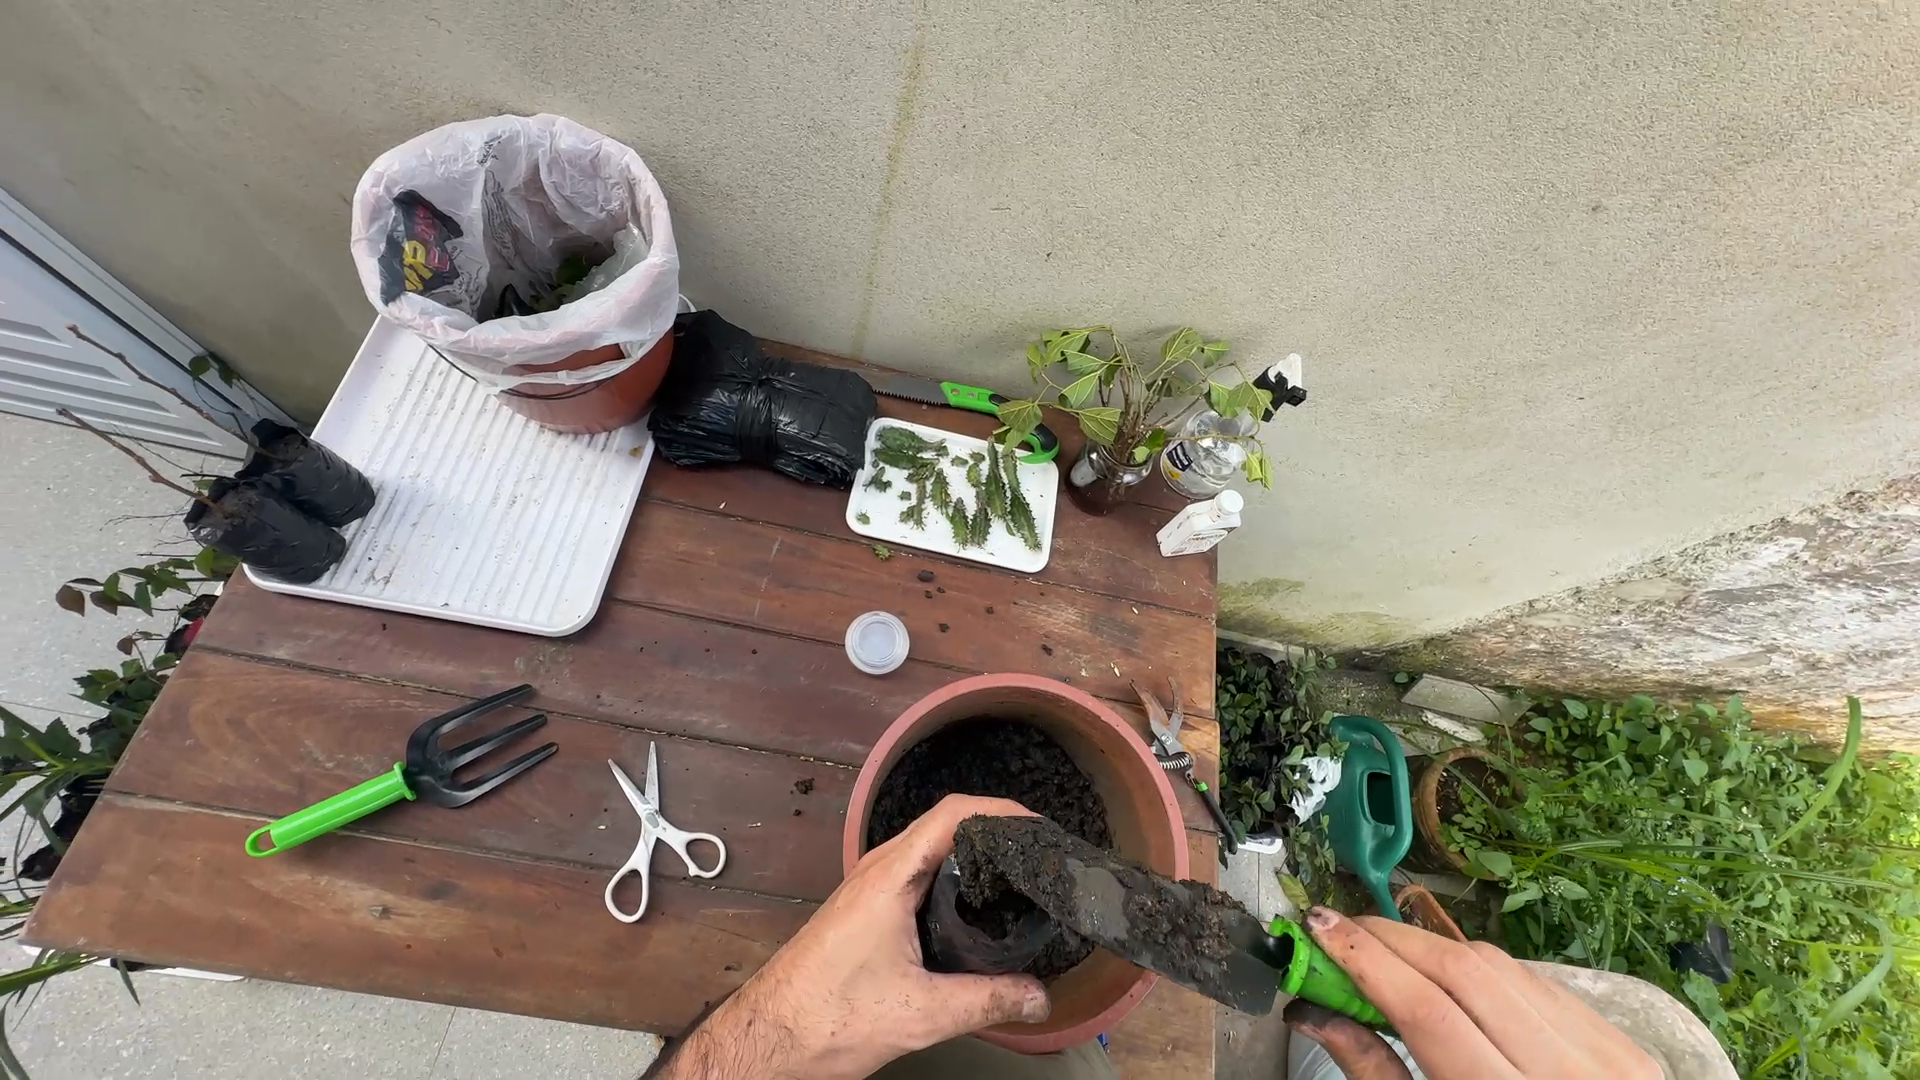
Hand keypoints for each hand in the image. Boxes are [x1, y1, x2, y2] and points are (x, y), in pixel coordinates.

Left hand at [656, 795, 1049, 1079]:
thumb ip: (985, 1000)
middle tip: (1039, 850)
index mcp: (892, 873)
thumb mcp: (919, 1013)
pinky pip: (917, 866)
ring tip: (1017, 869)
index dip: (999, 809)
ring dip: (972, 846)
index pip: (952, 814)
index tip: (1039, 825)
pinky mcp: (867, 900)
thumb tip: (1042, 997)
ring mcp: (870, 880)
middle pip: (944, 821)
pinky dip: (952, 868)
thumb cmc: (834, 1016)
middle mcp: (880, 864)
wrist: (767, 1036)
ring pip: (929, 843)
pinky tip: (974, 900)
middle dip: (994, 826)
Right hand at [1285, 907, 1659, 1079]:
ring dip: (1426, 947)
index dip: (1364, 958)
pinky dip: (1477, 968)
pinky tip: (1447, 978)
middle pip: (1461, 972)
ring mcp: (1612, 1061)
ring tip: (1383, 952)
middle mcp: (1569, 1078)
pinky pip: (1532, 980)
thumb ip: (1372, 1073)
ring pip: (1495, 964)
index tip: (1316, 923)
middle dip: (1387, 937)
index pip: (1427, 1010)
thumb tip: (1307, 1010)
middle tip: (1337, 927)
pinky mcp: (1627, 1048)